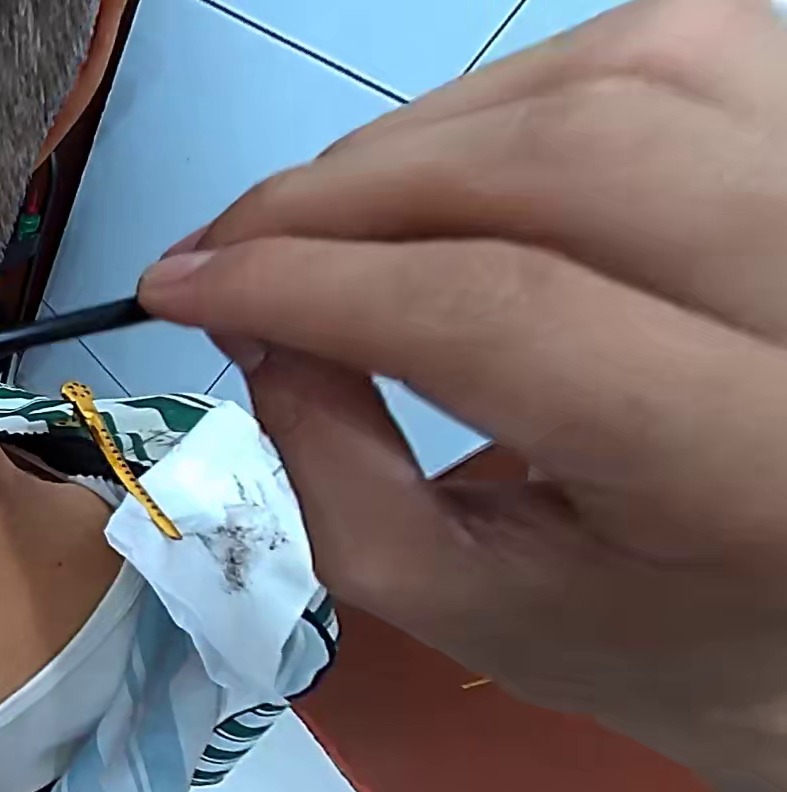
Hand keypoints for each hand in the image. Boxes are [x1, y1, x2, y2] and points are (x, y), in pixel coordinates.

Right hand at [134, 0, 786, 771]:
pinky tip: (412, 180)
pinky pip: (679, 46)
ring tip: (296, 225)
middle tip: (209, 250)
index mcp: (745, 462)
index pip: (479, 310)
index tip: (168, 288)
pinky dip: (493, 103)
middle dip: (321, 199)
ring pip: (619, 69)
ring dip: (396, 144)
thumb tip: (248, 322)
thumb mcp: (419, 581)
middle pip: (550, 161)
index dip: (292, 281)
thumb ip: (316, 456)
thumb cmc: (607, 629)